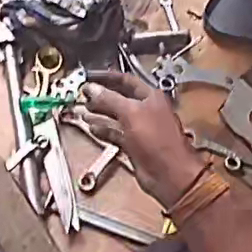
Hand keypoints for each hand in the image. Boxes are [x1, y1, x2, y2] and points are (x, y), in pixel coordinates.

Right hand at [70, 71, 202, 206]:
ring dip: (99, 112)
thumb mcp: (131, 113)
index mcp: (151, 97)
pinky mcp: (135, 145)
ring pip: (116, 116)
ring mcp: (140, 129)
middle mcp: (146, 111)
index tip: (90, 76)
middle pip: (119, 98)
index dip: (107, 77)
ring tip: (82, 109)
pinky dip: (104, 130)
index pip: (126, 80)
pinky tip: (92, 127)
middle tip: (82, 94)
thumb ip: (110, 99)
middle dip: (100, 96)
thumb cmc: (157, 140)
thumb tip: (92, 88)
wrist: (169, 174)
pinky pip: (116, 133)